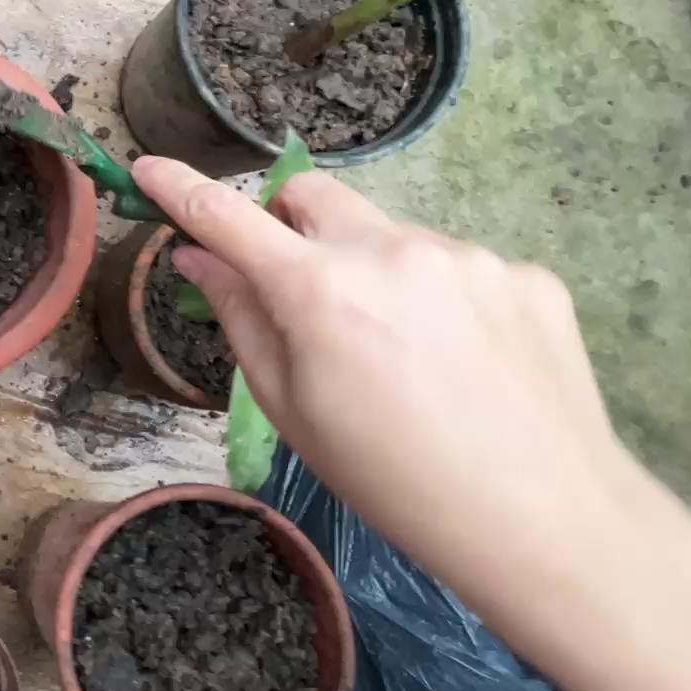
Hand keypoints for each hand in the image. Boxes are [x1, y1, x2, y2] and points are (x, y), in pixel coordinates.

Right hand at [130, 157, 624, 569]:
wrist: (545, 522)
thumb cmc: (381, 472)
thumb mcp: (283, 400)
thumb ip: (237, 312)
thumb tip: (195, 256)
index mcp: (318, 288)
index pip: (224, 216)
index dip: (178, 187)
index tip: (146, 168)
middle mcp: (390, 251)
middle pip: (309, 193)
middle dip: (282, 221)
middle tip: (291, 283)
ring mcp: (466, 256)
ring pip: (382, 232)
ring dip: (361, 264)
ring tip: (392, 343)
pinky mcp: (524, 275)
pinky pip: (447, 261)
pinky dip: (426, 290)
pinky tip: (452, 352)